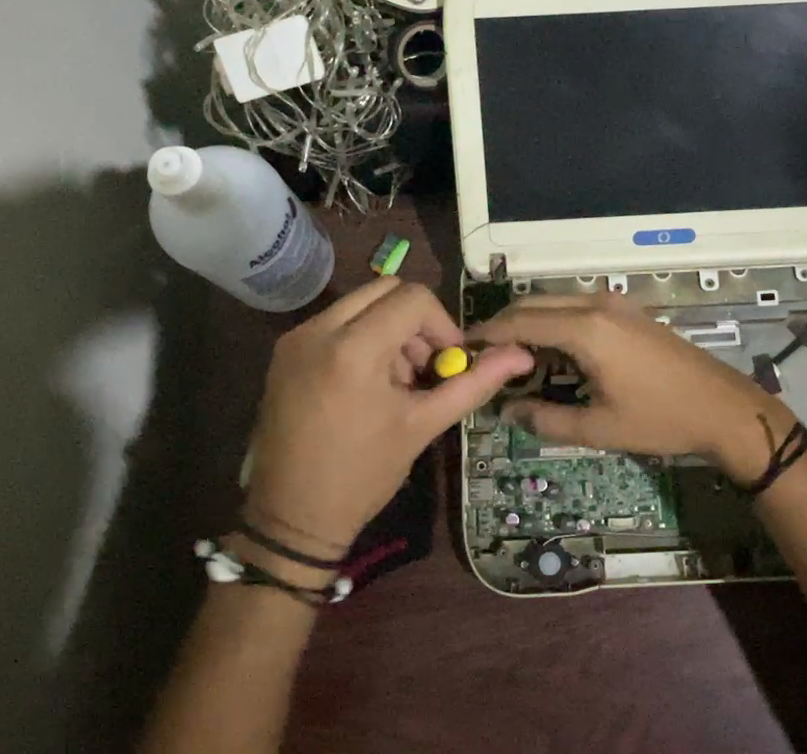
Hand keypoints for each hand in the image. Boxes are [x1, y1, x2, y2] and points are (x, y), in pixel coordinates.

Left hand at [247, 278, 533, 550]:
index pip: (413, 298)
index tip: (446, 365)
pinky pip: (335, 321)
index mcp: (353, 348)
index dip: (442, 326)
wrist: (293, 516)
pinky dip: (360, 337)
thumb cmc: (364, 474)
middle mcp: (318, 330)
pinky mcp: (284, 351)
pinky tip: (365, 385)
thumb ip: (474, 382)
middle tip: (422, 370)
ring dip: (388, 329)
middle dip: (415, 323)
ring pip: (360, 302)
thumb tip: (522, 356)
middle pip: (386, 290)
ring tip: (394, 382)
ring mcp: (295, 338)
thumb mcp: (424, 425)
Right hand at [471, 292, 796, 484]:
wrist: (724, 408)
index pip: (521, 322)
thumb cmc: (661, 420)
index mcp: (586, 329)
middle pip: (535, 304)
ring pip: (556, 301)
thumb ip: (547, 419)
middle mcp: (597, 305)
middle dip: (505, 325)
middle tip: (482, 355)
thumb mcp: (600, 428)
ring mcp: (615, 304)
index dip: (489, 335)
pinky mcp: (628, 311)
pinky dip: (555, 321)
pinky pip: (578, 306)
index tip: (463, 350)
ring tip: (511, 357)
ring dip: (530, 321)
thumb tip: (508, 411)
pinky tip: (550, 351)